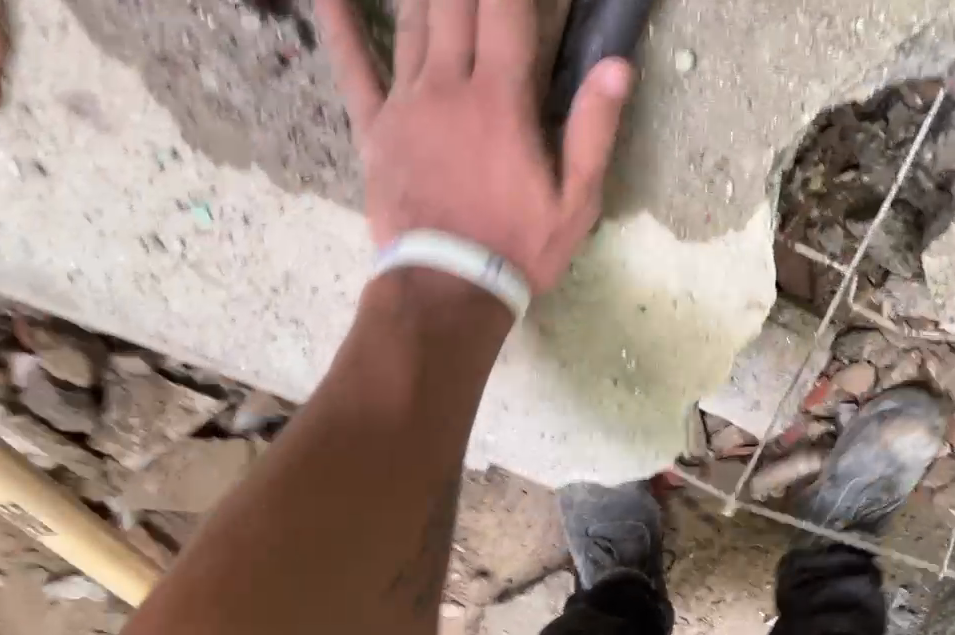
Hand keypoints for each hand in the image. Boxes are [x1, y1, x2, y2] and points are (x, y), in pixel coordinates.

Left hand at [316, 0, 634, 291]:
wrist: (449, 286)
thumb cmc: (520, 248)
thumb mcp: (575, 203)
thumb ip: (593, 132)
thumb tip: (617, 67)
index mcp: (501, 100)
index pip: (505, 9)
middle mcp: (448, 85)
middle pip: (453, 3)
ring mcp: (405, 102)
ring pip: (410, 21)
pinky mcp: (374, 127)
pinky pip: (352, 64)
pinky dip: (338, 23)